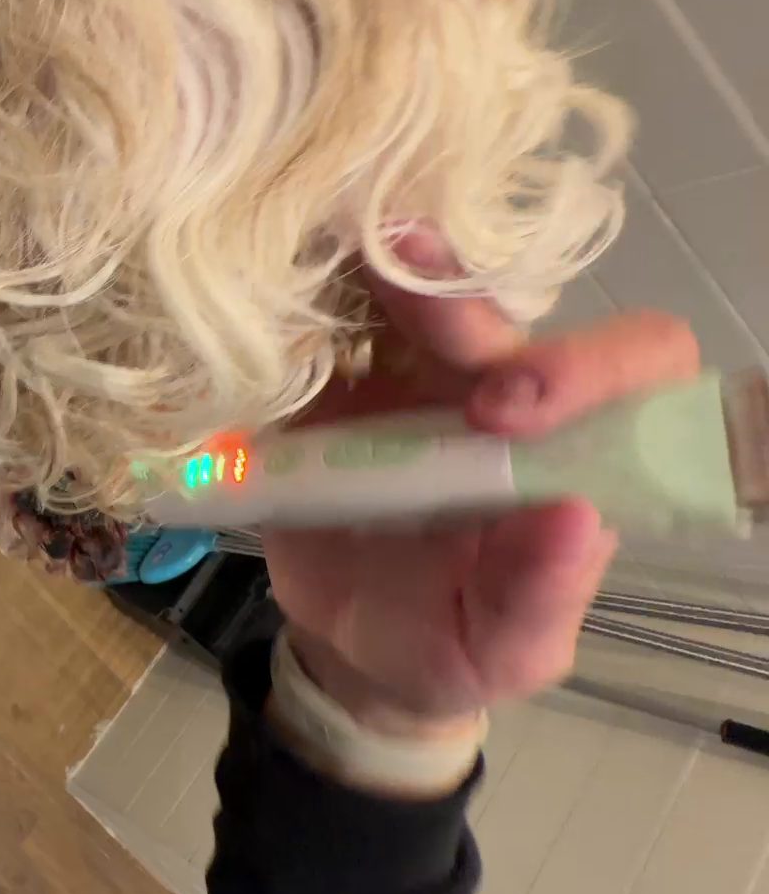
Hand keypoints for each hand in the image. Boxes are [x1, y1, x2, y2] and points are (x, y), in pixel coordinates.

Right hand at [264, 230, 700, 735]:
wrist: (337, 634)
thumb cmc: (435, 649)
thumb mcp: (497, 650)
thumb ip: (537, 600)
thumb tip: (573, 519)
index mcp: (556, 458)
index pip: (625, 376)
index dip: (582, 370)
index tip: (502, 411)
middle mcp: (481, 405)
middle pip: (497, 321)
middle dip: (450, 301)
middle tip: (397, 273)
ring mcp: (393, 393)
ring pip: (399, 310)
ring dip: (370, 277)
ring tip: (333, 244)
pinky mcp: (318, 398)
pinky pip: (314, 340)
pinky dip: (296, 309)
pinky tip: (267, 285)